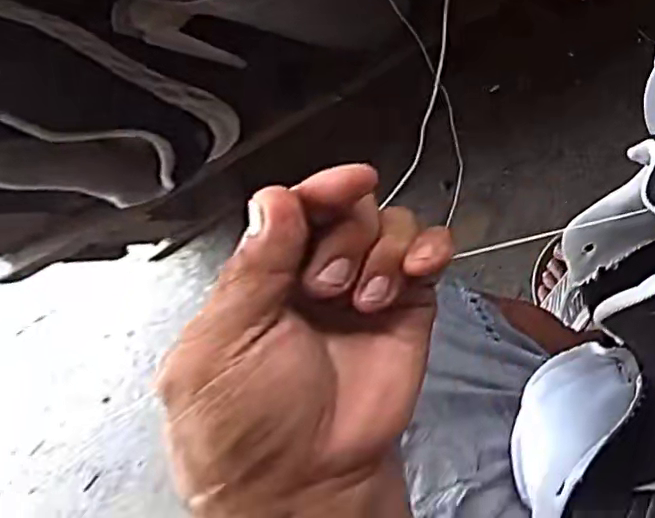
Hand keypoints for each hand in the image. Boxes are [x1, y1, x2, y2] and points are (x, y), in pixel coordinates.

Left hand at [157, 164, 452, 517]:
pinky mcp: (414, 295)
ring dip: (386, 252)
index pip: (296, 211)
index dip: (323, 189)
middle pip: (352, 210)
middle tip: (328, 283)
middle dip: (348, 237)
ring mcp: (371, 282)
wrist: (313, 472)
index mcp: (262, 281)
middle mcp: (319, 273)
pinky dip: (431, 248)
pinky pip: (434, 247)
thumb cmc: (249, 427)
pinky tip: (415, 272)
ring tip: (366, 299)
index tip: (349, 182)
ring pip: (396, 223)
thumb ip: (252, 271)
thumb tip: (274, 202)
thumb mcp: (219, 350)